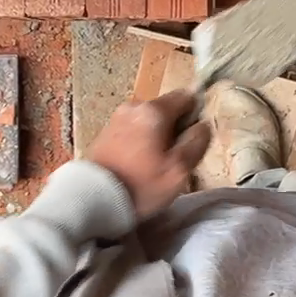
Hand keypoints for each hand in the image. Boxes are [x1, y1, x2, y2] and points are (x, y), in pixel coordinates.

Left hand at [85, 90, 213, 217]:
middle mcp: (134, 106)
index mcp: (154, 111)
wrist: (93, 199)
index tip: (190, 141)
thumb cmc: (141, 186)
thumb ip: (197, 142)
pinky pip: (134, 130)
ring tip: (153, 166)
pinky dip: (140, 142)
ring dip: (157, 137)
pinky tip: (137, 165)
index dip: (194, 117)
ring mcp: (117, 117)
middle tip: (172, 160)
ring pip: (150, 121)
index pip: (186, 97)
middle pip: (167, 110)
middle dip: (175, 130)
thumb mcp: (179, 170)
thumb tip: (202, 125)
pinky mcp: (106, 131)